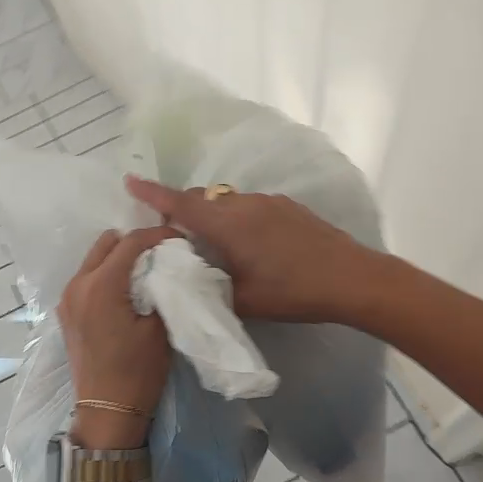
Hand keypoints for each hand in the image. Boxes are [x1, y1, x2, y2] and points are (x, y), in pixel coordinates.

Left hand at [57, 226, 179, 447]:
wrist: (107, 412)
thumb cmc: (137, 372)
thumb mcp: (159, 328)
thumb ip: (159, 290)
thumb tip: (163, 270)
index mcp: (101, 285)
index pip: (131, 242)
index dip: (158, 235)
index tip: (179, 239)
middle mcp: (77, 284)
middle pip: (106, 244)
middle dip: (134, 242)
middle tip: (160, 253)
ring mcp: (67, 299)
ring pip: (94, 260)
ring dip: (118, 259)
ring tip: (144, 271)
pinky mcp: (66, 314)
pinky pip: (86, 279)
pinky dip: (105, 275)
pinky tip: (125, 290)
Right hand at [126, 177, 381, 323]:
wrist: (352, 278)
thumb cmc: (294, 292)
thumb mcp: (244, 300)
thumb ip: (212, 287)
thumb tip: (194, 282)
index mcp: (228, 225)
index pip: (180, 204)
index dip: (152, 194)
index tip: (130, 181)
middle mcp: (244, 205)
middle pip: (201, 198)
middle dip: (182, 210)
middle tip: (173, 235)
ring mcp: (269, 202)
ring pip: (227, 202)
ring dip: (213, 216)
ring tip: (214, 247)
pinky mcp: (289, 207)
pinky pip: (250, 207)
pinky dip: (237, 219)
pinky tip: (250, 246)